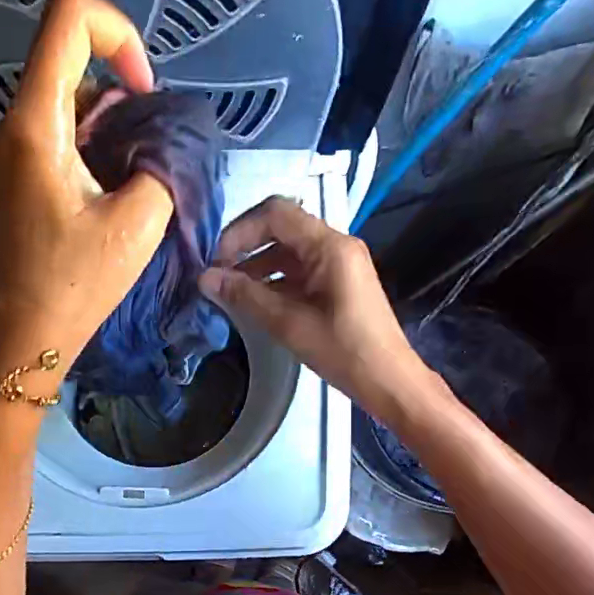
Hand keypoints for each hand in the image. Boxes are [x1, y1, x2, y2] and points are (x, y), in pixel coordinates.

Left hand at [0, 0, 174, 395]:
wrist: (21, 339)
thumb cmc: (74, 284)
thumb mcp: (138, 222)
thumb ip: (161, 163)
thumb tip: (164, 140)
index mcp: (34, 125)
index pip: (68, 17)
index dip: (119, 32)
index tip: (144, 90)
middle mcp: (11, 126)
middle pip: (69, 62)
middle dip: (121, 94)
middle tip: (146, 155)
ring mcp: (7, 152)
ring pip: (66, 102)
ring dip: (110, 127)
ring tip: (132, 183)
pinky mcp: (13, 177)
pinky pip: (56, 135)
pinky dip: (91, 147)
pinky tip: (110, 194)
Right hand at [199, 197, 448, 421]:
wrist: (388, 380)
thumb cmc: (342, 351)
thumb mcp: (288, 324)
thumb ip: (245, 296)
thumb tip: (205, 278)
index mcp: (329, 247)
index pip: (276, 214)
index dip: (240, 231)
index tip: (217, 261)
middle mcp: (335, 245)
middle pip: (281, 227)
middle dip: (245, 246)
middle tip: (218, 274)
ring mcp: (337, 262)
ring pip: (287, 249)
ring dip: (256, 263)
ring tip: (229, 290)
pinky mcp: (337, 281)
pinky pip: (298, 268)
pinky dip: (273, 278)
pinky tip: (254, 299)